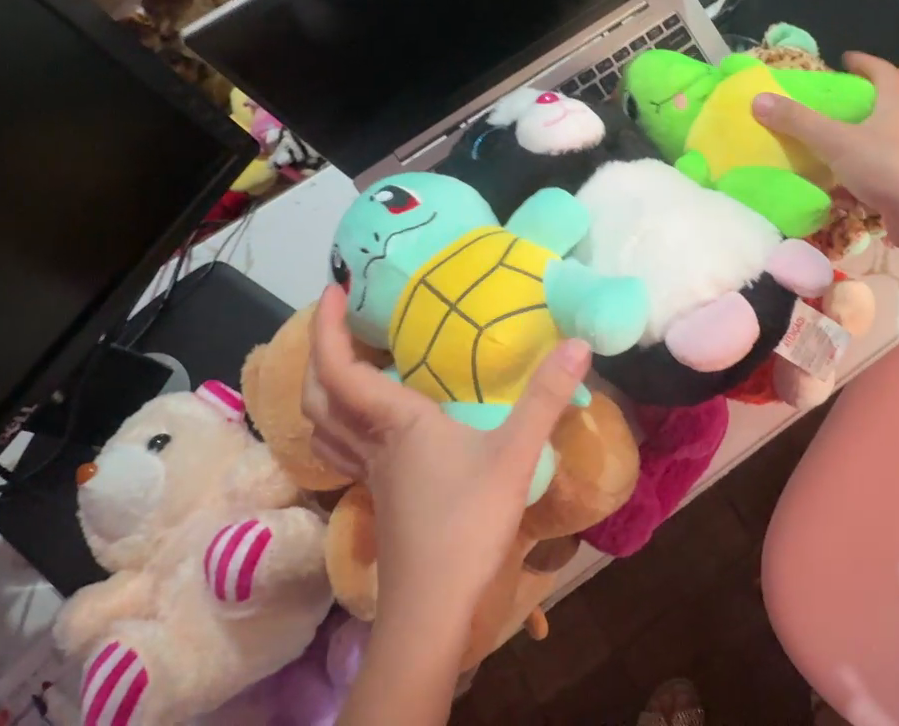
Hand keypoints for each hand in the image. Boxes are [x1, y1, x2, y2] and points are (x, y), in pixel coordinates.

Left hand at [301, 285, 588, 619]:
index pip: (340, 369)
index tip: (334, 290)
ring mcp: (372, 476)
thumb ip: (544, 398)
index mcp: (396, 423)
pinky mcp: (382, 498)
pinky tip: (377, 426)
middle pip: (321, 396)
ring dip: (327, 389)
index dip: (327, 327)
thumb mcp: (514, 456)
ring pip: (327, 426)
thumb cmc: (467, 525)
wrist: (433, 608)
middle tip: (341, 320)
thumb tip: (577, 343)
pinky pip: (347, 448)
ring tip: (351, 363)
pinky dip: (346, 422)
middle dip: (321, 352)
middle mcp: (373, 444)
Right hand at [751, 51, 898, 222]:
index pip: (882, 72)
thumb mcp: (836, 141)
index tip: (844, 58)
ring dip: (854, 142)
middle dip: (855, 103)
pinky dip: (855, 177)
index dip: (863, 62)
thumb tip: (759, 99)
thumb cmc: (886, 167)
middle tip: (827, 103)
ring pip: (878, 142)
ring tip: (826, 144)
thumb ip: (798, 122)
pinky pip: (876, 174)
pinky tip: (836, 189)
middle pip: (882, 106)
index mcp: (895, 104)